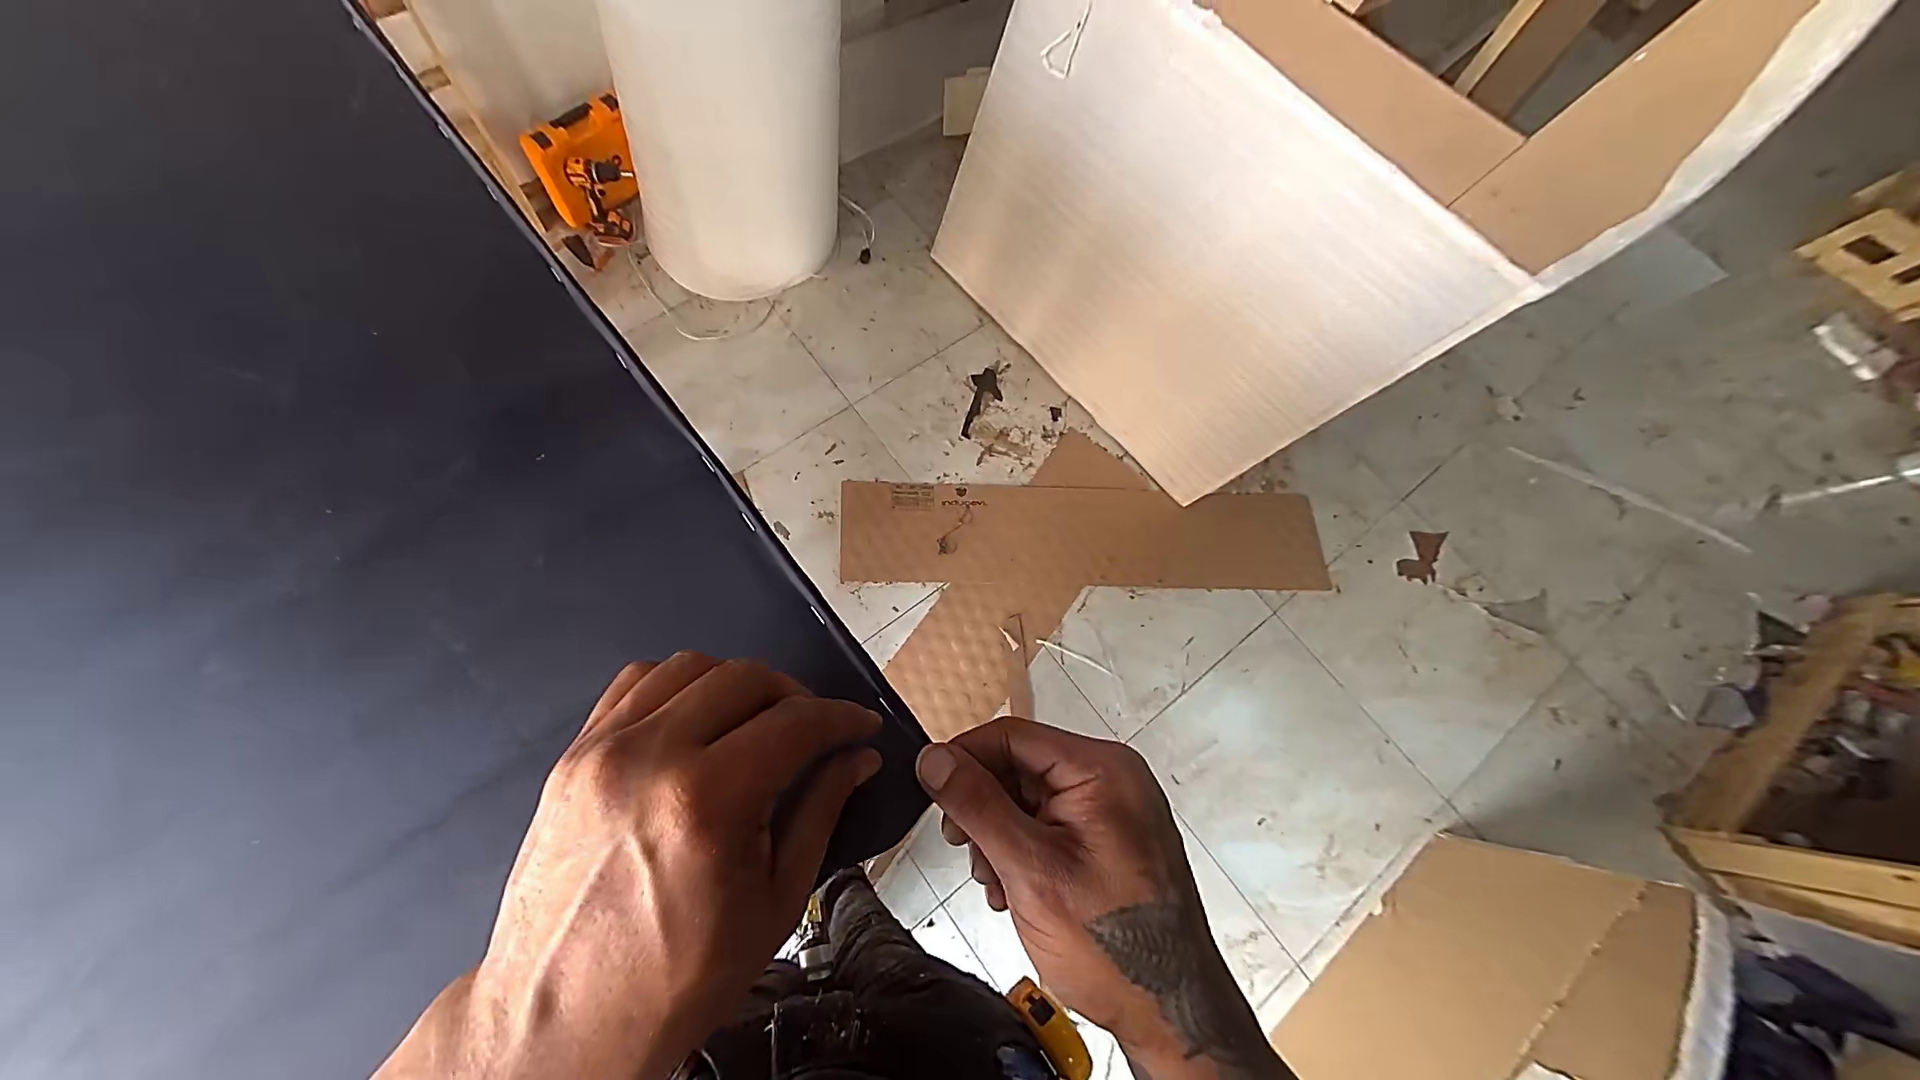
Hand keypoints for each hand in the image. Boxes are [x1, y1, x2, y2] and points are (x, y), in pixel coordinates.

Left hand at [377, 653, 883, 1078]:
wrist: (559, 1024)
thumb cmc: (677, 979)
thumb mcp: (776, 900)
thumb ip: (822, 810)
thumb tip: (858, 758)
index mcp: (705, 802)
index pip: (795, 722)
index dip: (841, 717)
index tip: (861, 724)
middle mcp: (648, 758)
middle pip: (746, 678)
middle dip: (797, 695)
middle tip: (816, 728)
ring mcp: (601, 752)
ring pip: (692, 666)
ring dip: (739, 683)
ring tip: (758, 721)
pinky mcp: (572, 757)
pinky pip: (636, 682)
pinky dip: (681, 686)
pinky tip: (698, 719)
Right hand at [917, 717, 1289, 1079]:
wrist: (1170, 1010)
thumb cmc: (1115, 945)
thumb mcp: (1029, 868)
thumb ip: (977, 805)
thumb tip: (935, 759)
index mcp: (1101, 769)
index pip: (1013, 735)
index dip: (965, 757)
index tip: (931, 785)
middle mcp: (1110, 777)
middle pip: (1020, 764)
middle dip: (984, 805)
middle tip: (963, 845)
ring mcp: (1111, 805)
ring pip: (1029, 794)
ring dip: (998, 832)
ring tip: (994, 878)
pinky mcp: (1107, 832)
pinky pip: (1049, 818)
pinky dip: (1022, 845)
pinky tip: (1012, 883)